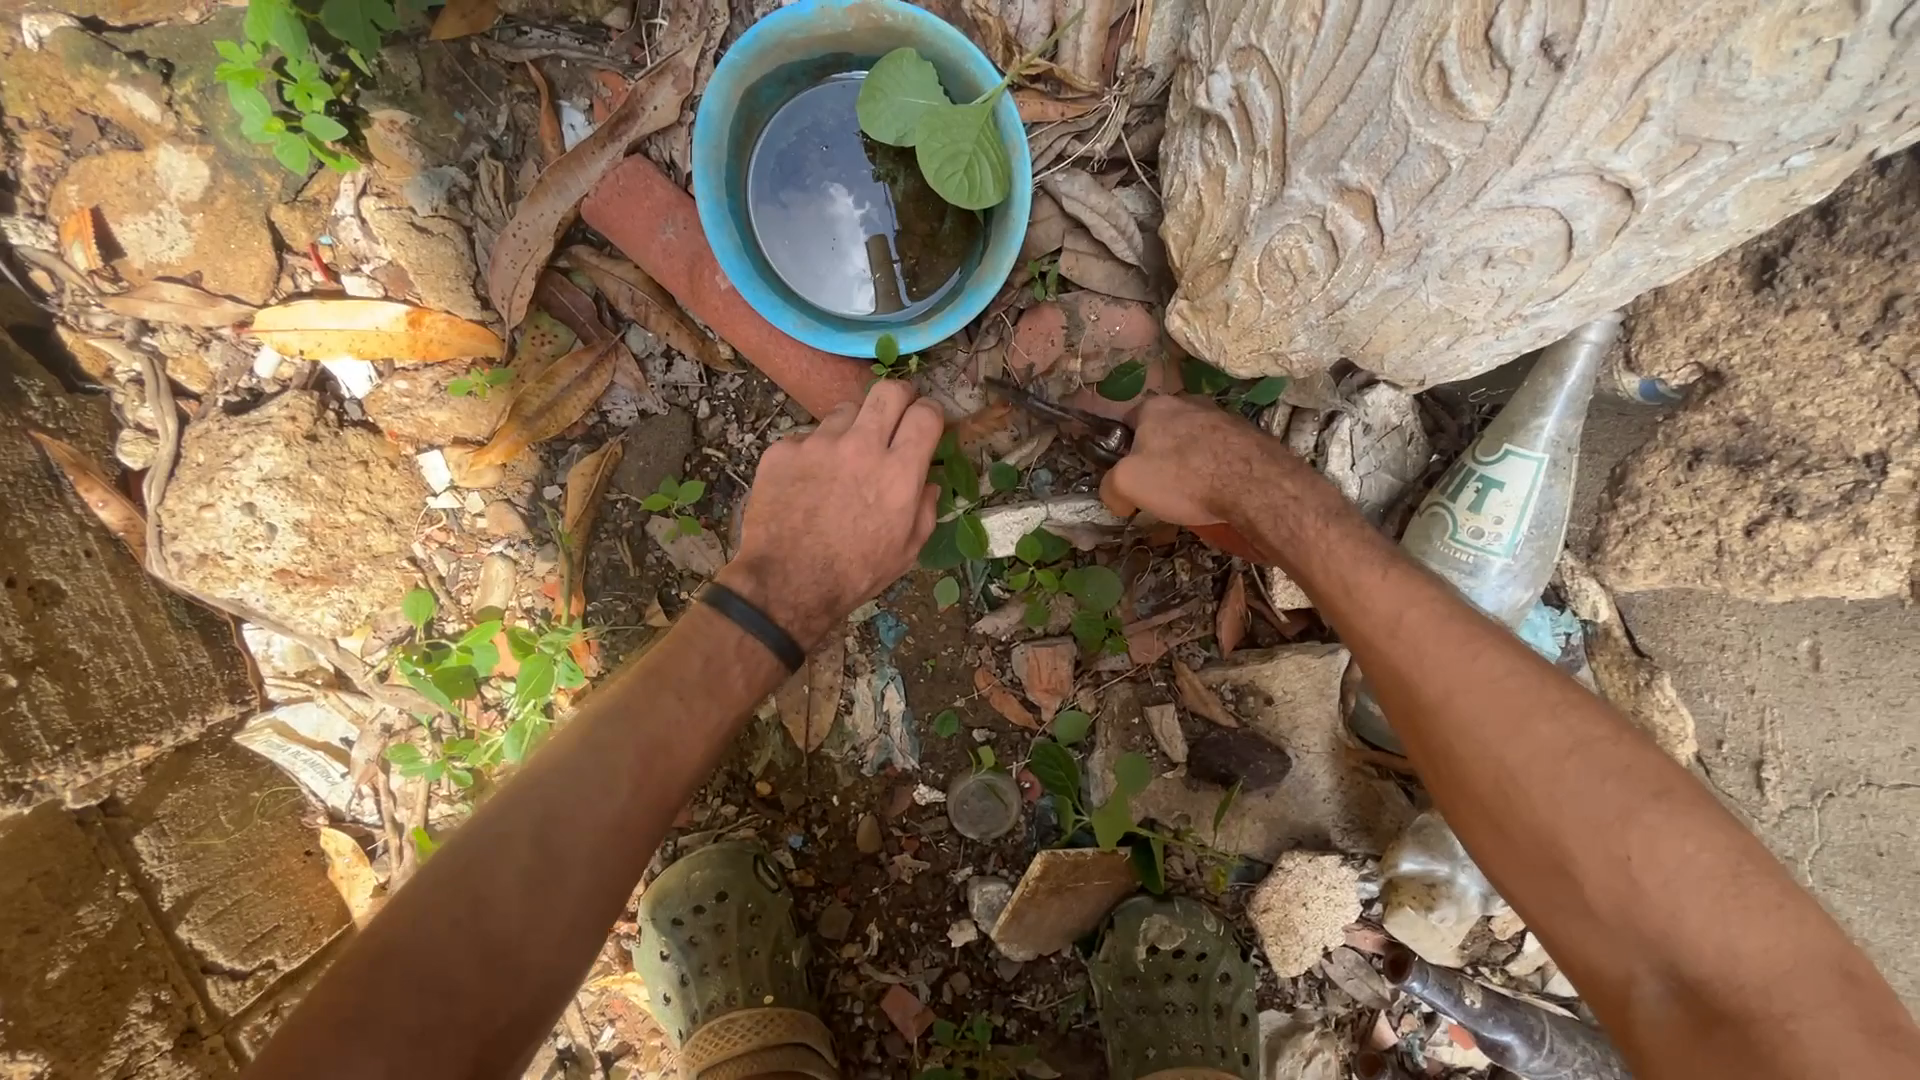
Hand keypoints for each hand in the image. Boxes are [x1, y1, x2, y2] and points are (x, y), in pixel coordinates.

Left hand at [718, 381, 941, 649]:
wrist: (788, 584)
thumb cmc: (855, 573)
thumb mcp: (907, 550)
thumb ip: (925, 509)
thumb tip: (929, 482)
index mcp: (898, 472)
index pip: (926, 415)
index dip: (931, 412)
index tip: (928, 420)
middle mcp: (861, 447)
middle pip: (888, 391)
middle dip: (899, 395)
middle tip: (897, 410)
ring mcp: (818, 444)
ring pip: (844, 412)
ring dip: (852, 427)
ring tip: (844, 457)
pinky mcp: (783, 450)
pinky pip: (806, 438)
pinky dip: (812, 454)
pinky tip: (807, 483)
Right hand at [1099, 394, 1279, 525]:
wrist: (1254, 484)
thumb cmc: (1182, 478)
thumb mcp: (1126, 485)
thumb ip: (1110, 488)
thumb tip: (1118, 499)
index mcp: (1154, 406)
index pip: (1126, 423)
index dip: (1122, 452)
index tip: (1129, 478)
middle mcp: (1188, 402)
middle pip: (1162, 433)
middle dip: (1158, 459)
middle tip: (1160, 490)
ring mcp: (1222, 416)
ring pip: (1193, 443)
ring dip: (1189, 464)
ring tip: (1193, 496)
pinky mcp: (1248, 434)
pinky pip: (1220, 453)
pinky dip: (1216, 469)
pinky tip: (1218, 491)